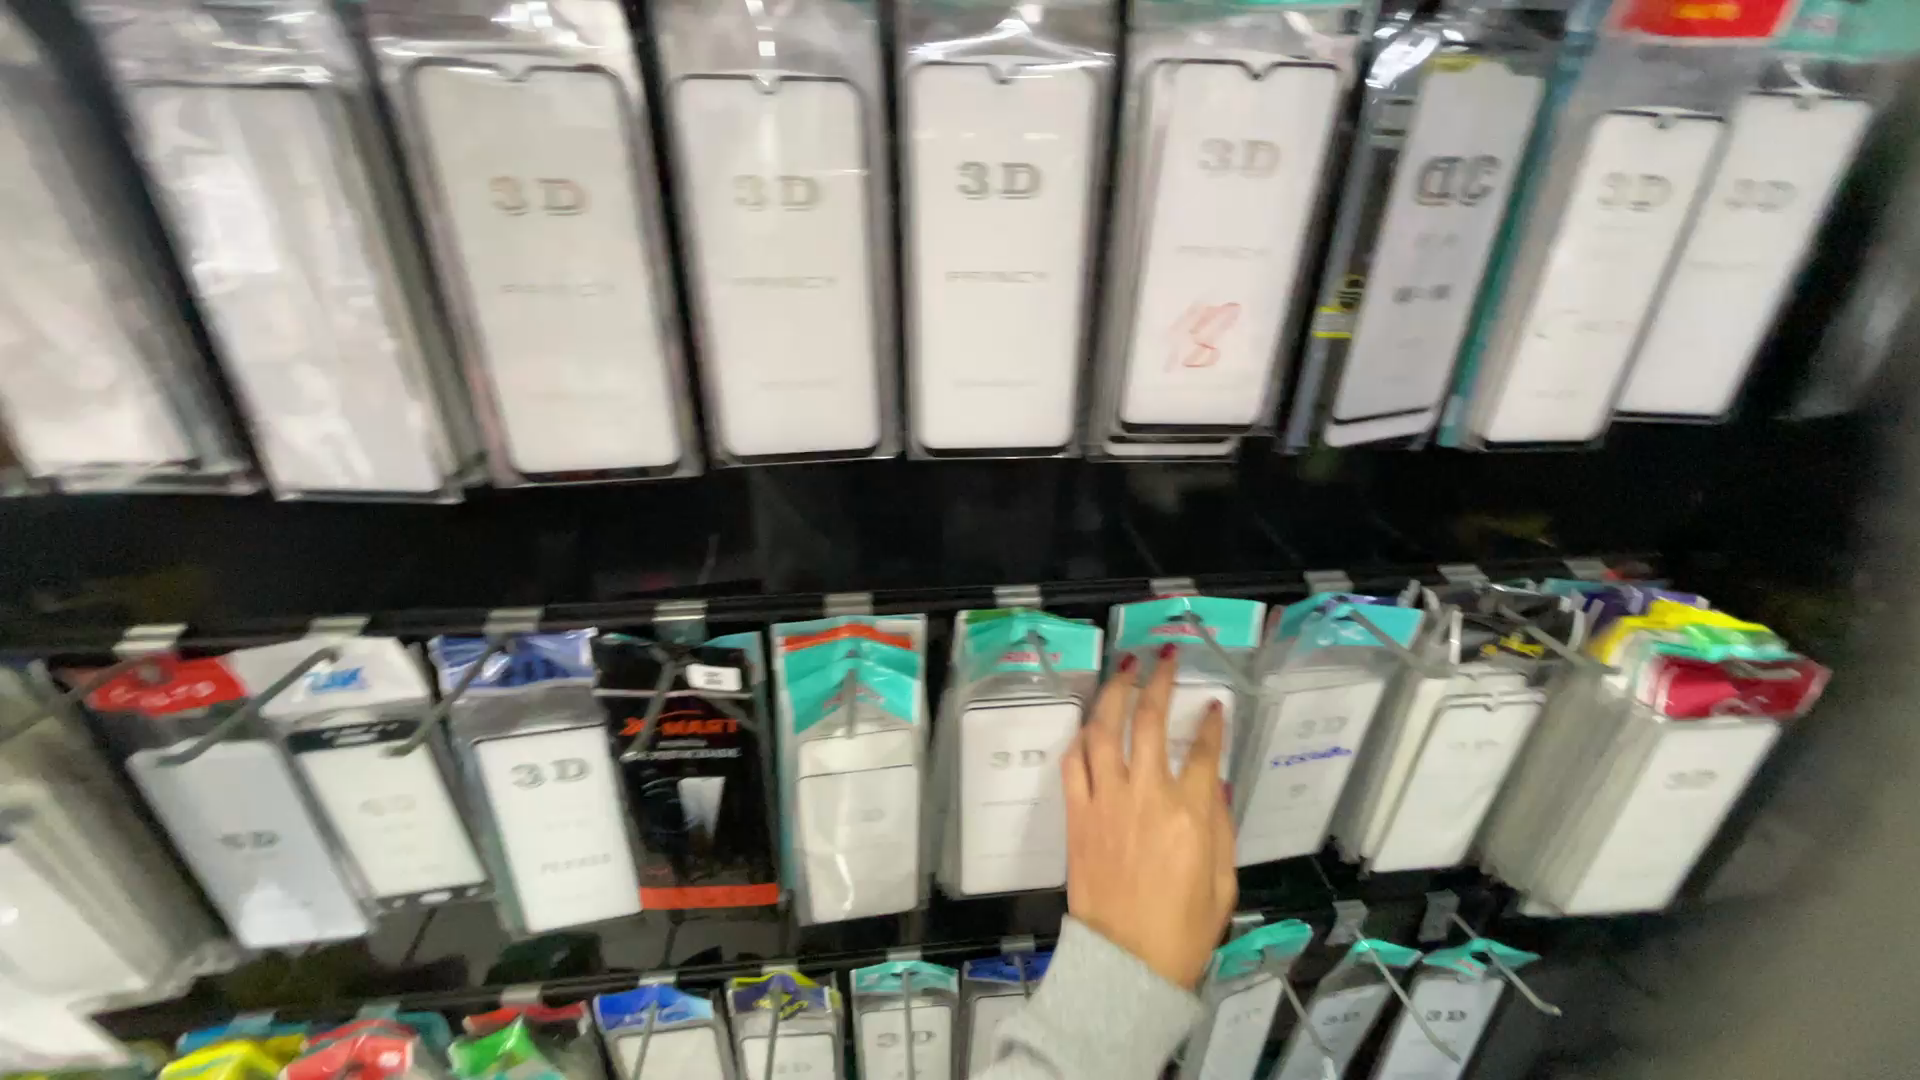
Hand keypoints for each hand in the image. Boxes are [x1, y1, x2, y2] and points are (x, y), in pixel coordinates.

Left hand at [1061, 646, 1237, 989]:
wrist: (1126, 963)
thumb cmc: (1184, 929)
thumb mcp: (1224, 882)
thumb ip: (1221, 825)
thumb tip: (1212, 778)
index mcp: (1190, 813)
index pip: (1203, 751)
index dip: (1210, 723)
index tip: (1212, 704)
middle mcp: (1146, 794)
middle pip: (1151, 720)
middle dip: (1159, 680)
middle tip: (1165, 654)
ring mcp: (1106, 800)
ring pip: (1105, 729)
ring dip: (1114, 692)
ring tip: (1124, 666)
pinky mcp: (1077, 813)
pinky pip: (1074, 762)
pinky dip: (1082, 736)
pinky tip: (1090, 721)